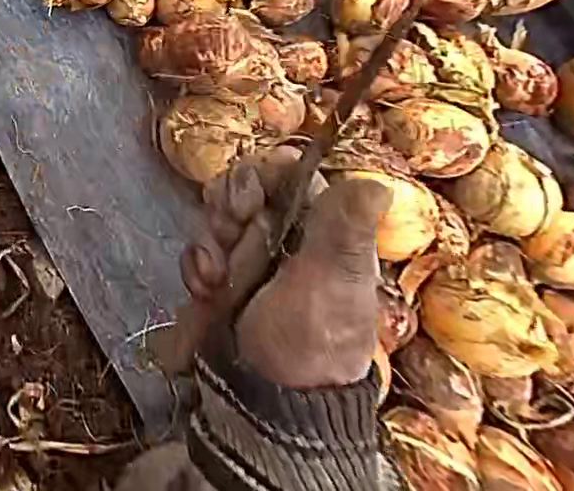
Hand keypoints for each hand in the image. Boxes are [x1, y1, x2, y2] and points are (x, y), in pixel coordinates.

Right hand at [181, 151, 389, 388]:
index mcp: (319, 227)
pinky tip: (205, 290)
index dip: (259, 175)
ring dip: (208, 240)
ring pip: (215, 213)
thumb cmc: (310, 340)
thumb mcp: (332, 284)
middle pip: (242, 184)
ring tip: (217, 276)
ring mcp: (249, 253)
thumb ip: (344, 230)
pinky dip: (195, 265)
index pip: (283, 170)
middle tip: (231, 235)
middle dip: (227, 208)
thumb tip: (378, 183)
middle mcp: (284, 232)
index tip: (250, 202)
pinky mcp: (220, 273)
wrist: (268, 403)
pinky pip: (197, 245)